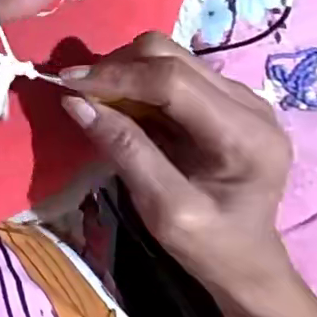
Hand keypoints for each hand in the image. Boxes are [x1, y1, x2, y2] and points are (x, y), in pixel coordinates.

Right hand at [58, 32, 293, 291]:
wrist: (246, 262)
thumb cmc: (208, 245)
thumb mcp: (163, 209)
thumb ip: (124, 150)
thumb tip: (75, 102)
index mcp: (245, 135)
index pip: (172, 80)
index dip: (116, 76)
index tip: (68, 83)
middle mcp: (249, 103)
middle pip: (169, 55)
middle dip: (116, 68)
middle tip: (81, 94)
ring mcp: (238, 95)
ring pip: (167, 54)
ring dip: (124, 71)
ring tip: (99, 101)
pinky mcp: (223, 95)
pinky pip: (170, 69)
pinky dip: (136, 80)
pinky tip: (123, 106)